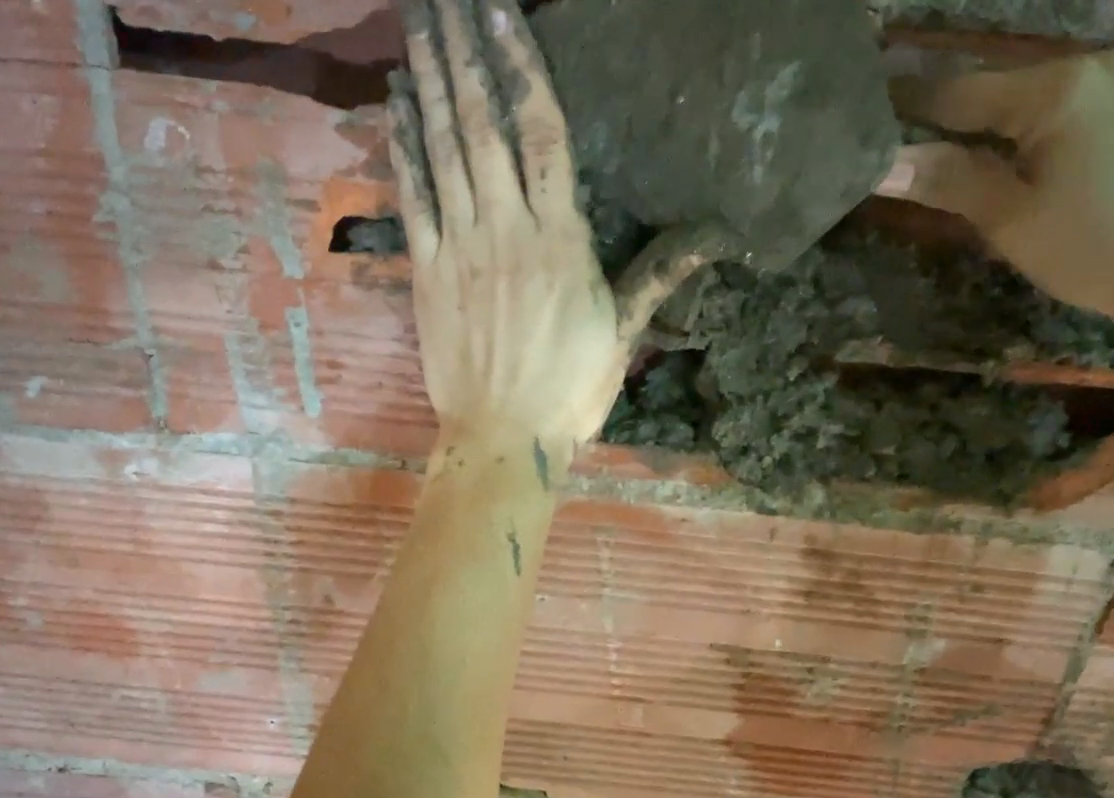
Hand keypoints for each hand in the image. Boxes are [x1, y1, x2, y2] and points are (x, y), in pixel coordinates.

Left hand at [391, 0, 714, 461]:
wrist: (504, 438)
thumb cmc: (571, 390)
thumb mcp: (624, 333)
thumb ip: (659, 274)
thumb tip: (717, 237)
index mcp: (561, 238)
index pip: (542, 132)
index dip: (522, 65)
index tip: (502, 11)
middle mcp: (505, 227)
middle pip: (483, 122)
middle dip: (464, 50)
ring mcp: (459, 245)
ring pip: (442, 148)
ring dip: (430, 78)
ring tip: (419, 21)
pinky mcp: (425, 270)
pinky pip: (410, 194)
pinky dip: (402, 144)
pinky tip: (397, 100)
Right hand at [881, 53, 1113, 332]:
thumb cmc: (1093, 247)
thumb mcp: (1009, 219)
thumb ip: (948, 181)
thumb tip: (885, 163)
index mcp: (1058, 87)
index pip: (962, 92)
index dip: (913, 110)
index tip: (874, 125)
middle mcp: (1098, 68)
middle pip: (1004, 91)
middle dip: (960, 123)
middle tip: (919, 155)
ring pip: (1044, 103)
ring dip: (1003, 131)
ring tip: (971, 166)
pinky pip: (1080, 113)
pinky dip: (1045, 135)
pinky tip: (1035, 169)